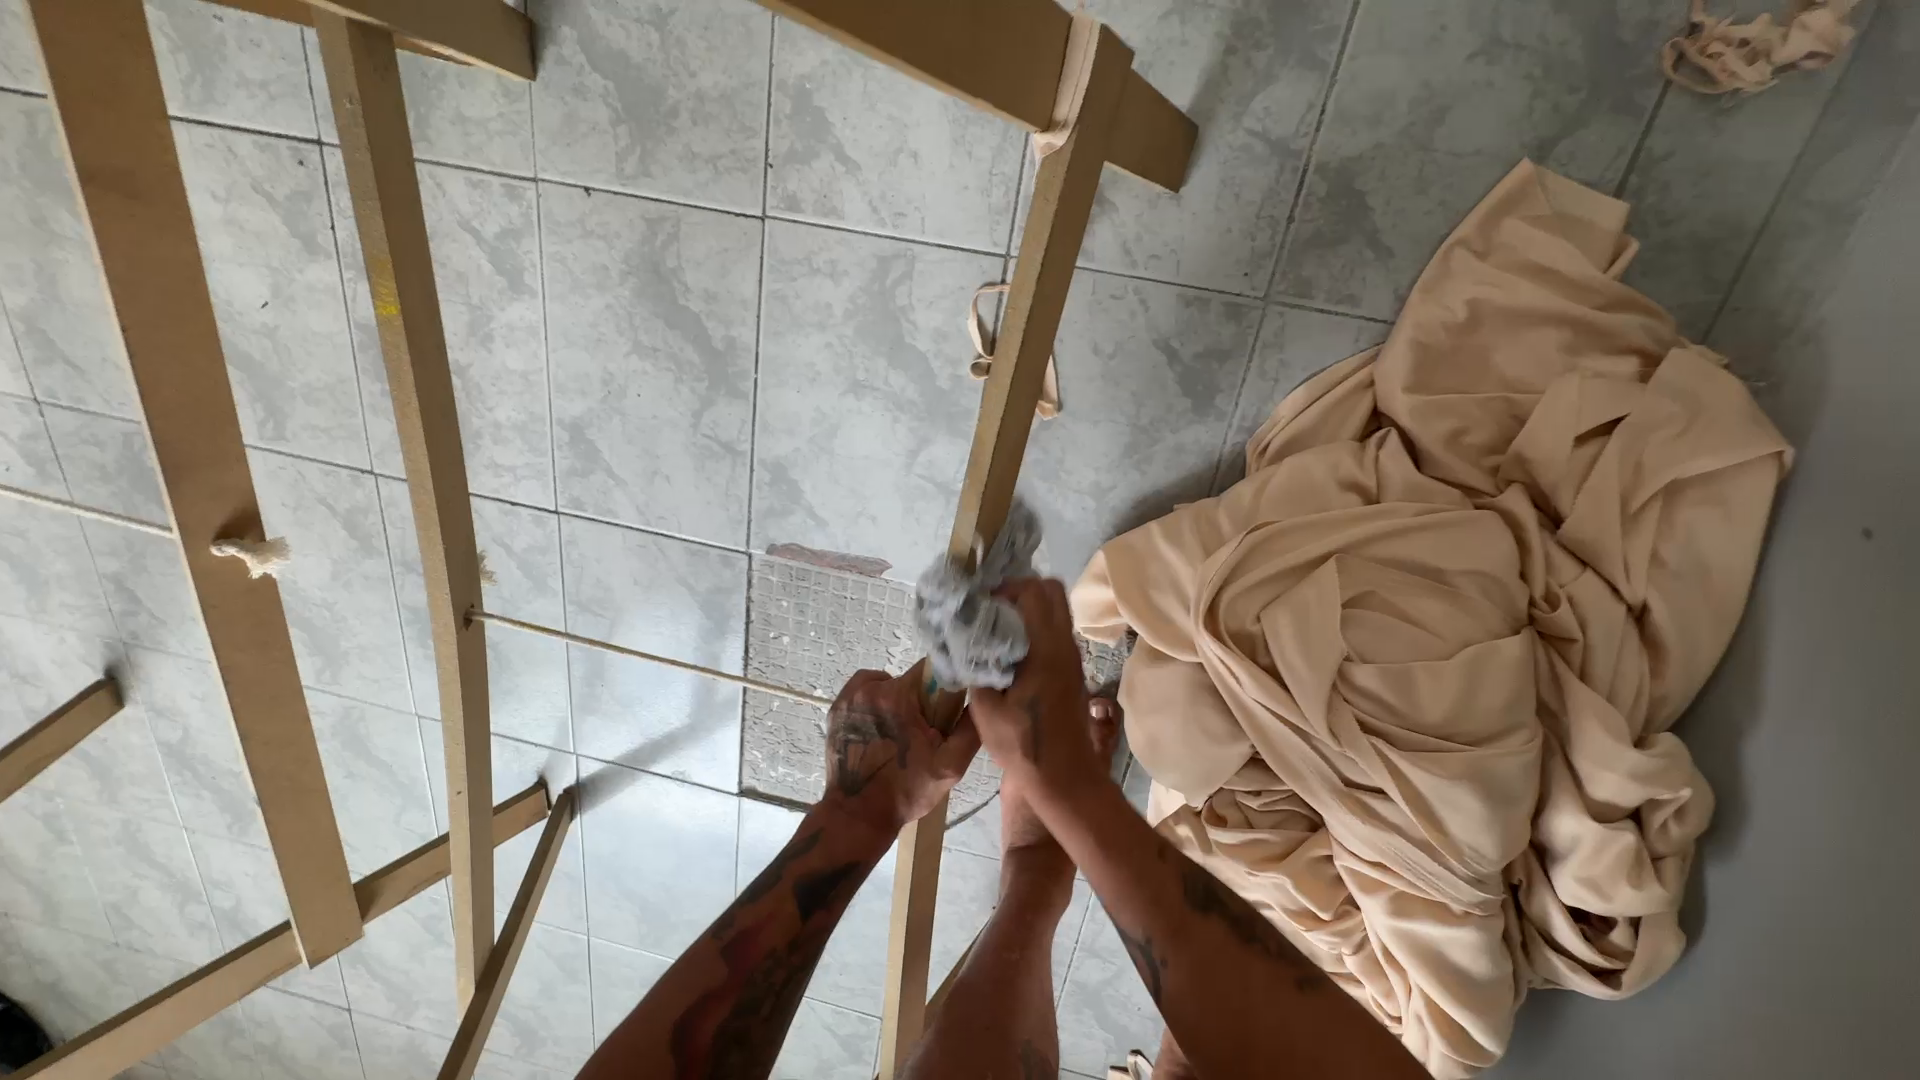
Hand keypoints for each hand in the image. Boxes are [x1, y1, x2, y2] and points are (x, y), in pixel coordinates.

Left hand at [821, 669, 980, 838]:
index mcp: (899, 696)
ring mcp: (850, 698)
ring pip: (885, 683)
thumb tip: (979, 702)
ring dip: (896, 700)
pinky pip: (862, 690)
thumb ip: (970, 729)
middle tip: (922, 731)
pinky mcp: (837, 710)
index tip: (943, 711)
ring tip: (899, 731)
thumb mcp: (950, 766)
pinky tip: (881, 724)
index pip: (930, 671)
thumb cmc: (906, 790)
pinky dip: (873, 700)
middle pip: (908, 680)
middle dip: (920, 700)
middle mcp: (872, 689)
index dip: (942, 688)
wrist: (858, 814)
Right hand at [967, 578, 1101, 792]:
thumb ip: (975, 668)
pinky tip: (1010, 650)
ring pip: (1056, 610)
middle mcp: (1065, 646)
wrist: (1065, 778)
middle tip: (992, 608)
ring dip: (1029, 609)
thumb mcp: (986, 709)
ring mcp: (1072, 657)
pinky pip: (1056, 630)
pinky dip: (1035, 626)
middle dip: (1021, 590)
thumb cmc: (1023, 746)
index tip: (981, 605)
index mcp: (1046, 650)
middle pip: (1052, 590)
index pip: (1034, 592)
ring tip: (997, 628)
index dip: (1006, 588)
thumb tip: (964, 643)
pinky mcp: (1072, 670)